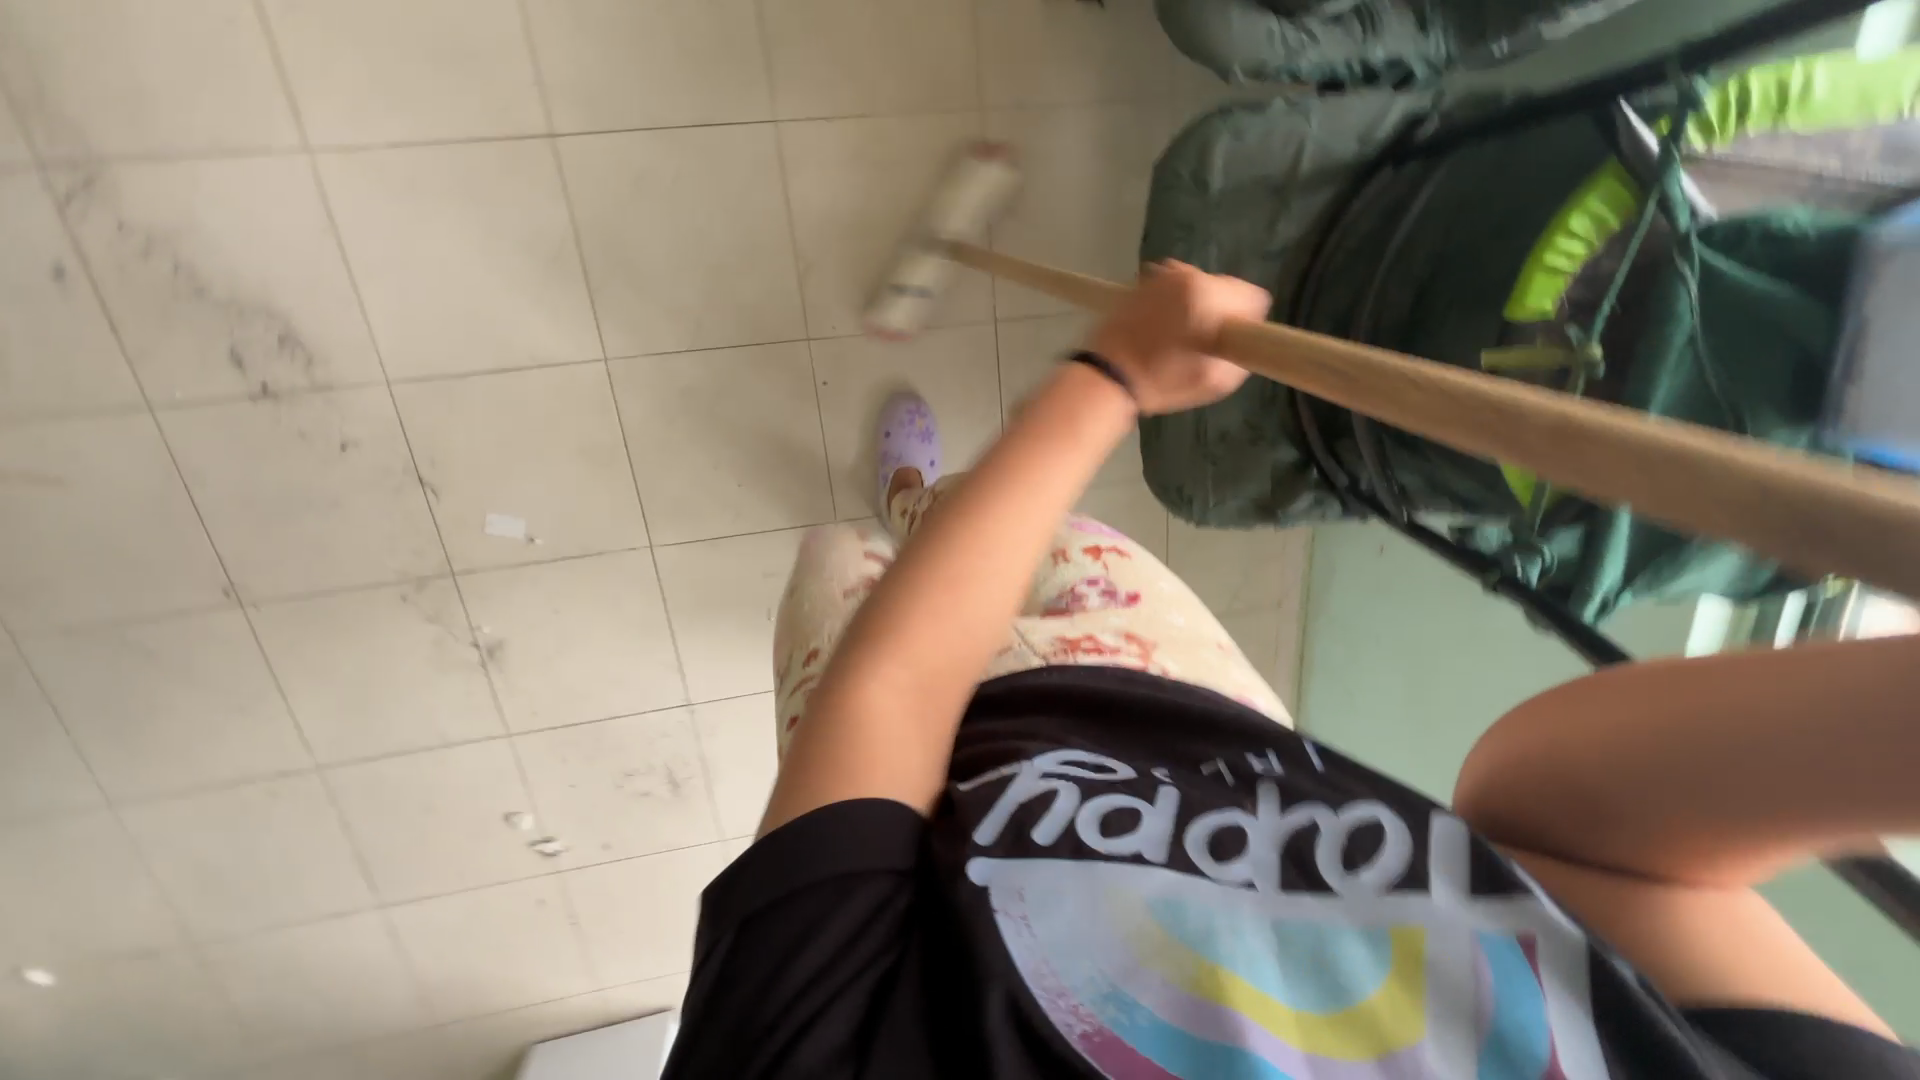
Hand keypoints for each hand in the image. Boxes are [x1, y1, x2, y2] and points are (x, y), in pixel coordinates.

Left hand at [1086, 261, 1270, 415]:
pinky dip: (1172, 304)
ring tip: (1178, 338)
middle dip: (1221, 311)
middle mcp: (1186, 275)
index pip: (1254, 296)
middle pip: (1224, 288)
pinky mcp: (1140, 283)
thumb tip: (1243, 344)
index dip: (1249, 321)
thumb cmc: (1161, 381)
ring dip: (1196, 306)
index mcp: (1208, 294)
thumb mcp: (1215, 382)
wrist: (1105, 376)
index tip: (1235, 341)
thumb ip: (1240, 357)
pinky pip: (1172, 289)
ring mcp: (1160, 276)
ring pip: (1197, 286)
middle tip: (1205, 343)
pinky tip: (1160, 330)